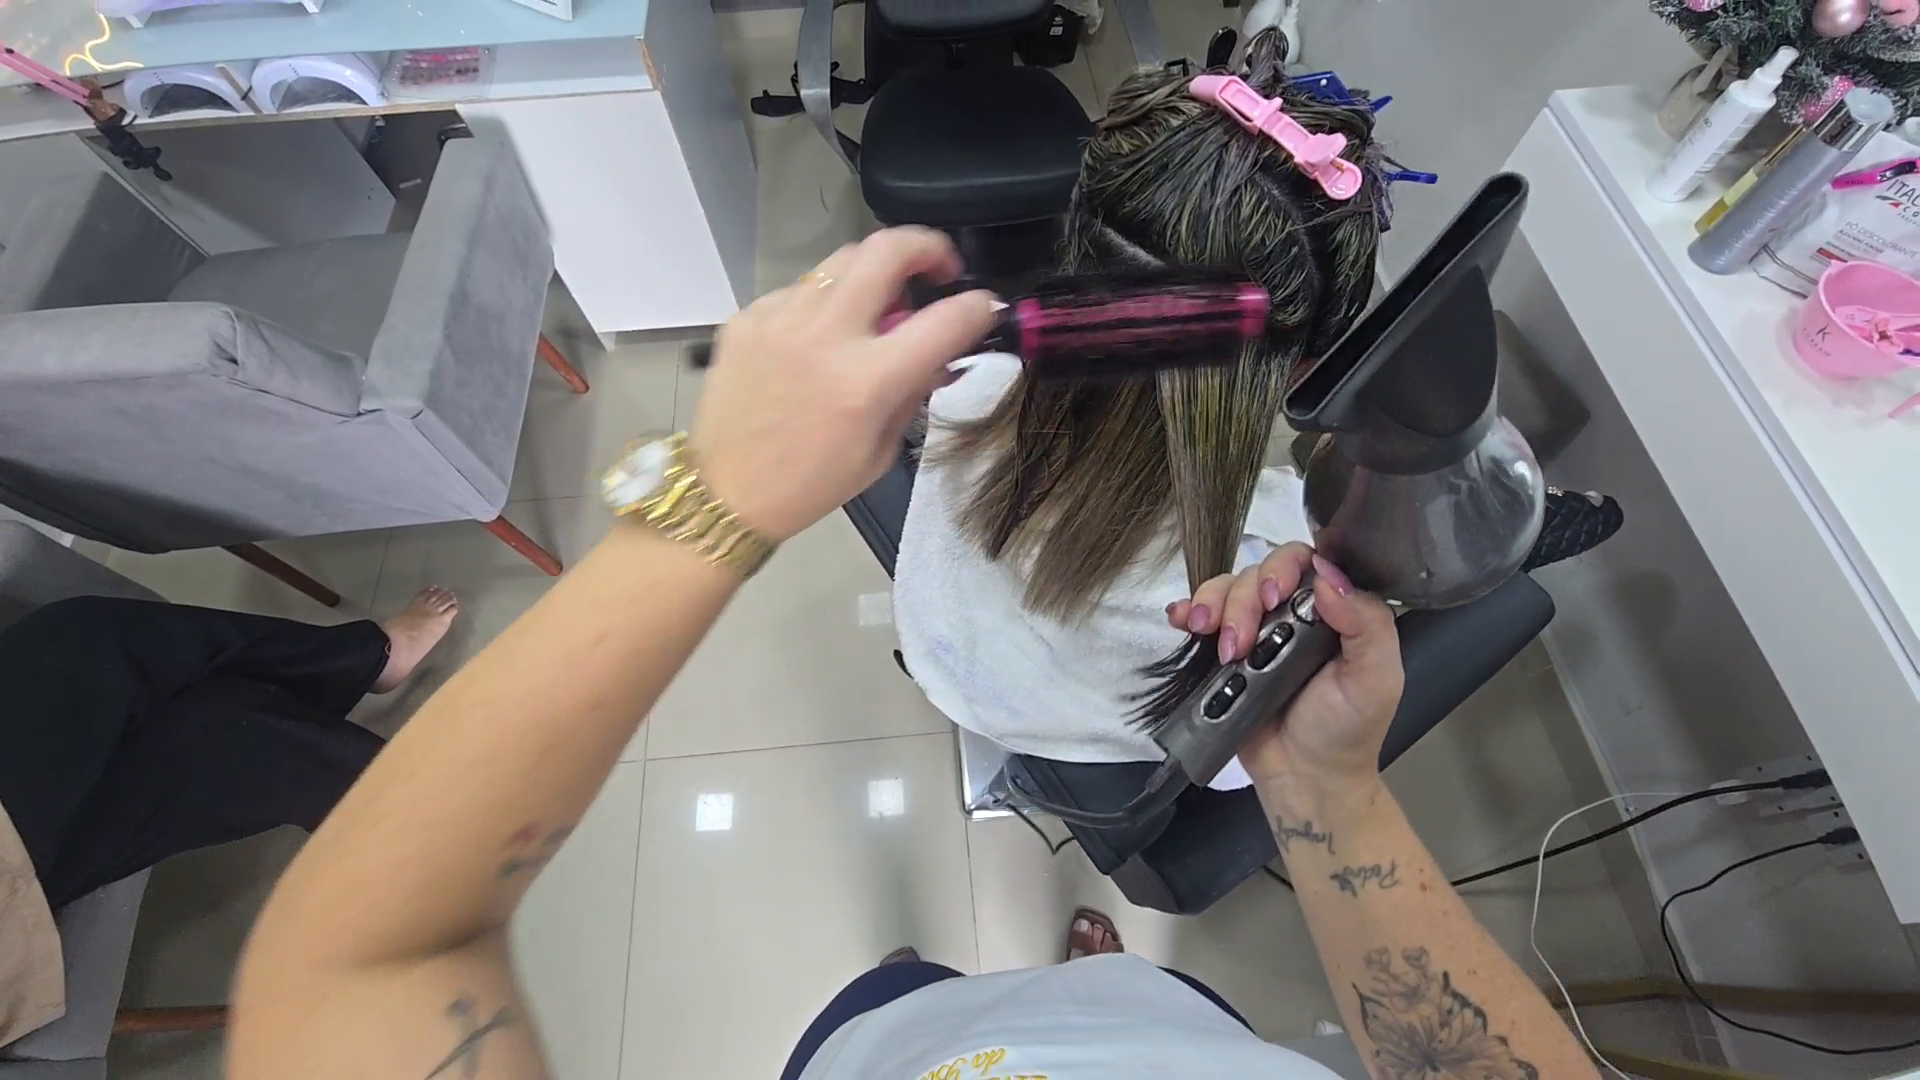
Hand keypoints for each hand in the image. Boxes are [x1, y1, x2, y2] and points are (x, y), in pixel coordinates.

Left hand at [689, 228, 996, 541]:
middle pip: (887, 249)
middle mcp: (824, 336)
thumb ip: (912, 391)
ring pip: (842, 261)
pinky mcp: (747, 317)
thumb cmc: (812, 483)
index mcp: (865, 381)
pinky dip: (825, 304)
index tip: (984, 307)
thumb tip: (937, 351)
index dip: (978, 307)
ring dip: (874, 276)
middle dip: (927, 247)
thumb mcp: (880, 451)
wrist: (727, 493)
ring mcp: (779, 318)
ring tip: (875, 310)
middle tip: (937, 270)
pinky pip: (801, 289)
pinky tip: (819, 339)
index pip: (945, 320)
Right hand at [1167, 544, 1403, 794]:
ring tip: (1207, 638)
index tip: (1273, 599)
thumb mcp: (1376, 679)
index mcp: (1331, 609)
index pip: (1304, 561)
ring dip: (1211, 606)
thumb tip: (1327, 575)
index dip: (1282, 567)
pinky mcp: (1221, 650)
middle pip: (1255, 573)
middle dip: (1241, 602)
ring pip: (1224, 589)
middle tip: (1239, 645)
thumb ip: (1367, 625)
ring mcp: (1253, 629)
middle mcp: (1290, 611)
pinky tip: (1179, 620)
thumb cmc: (1346, 730)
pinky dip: (1184, 611)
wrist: (1303, 778)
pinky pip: (1197, 616)